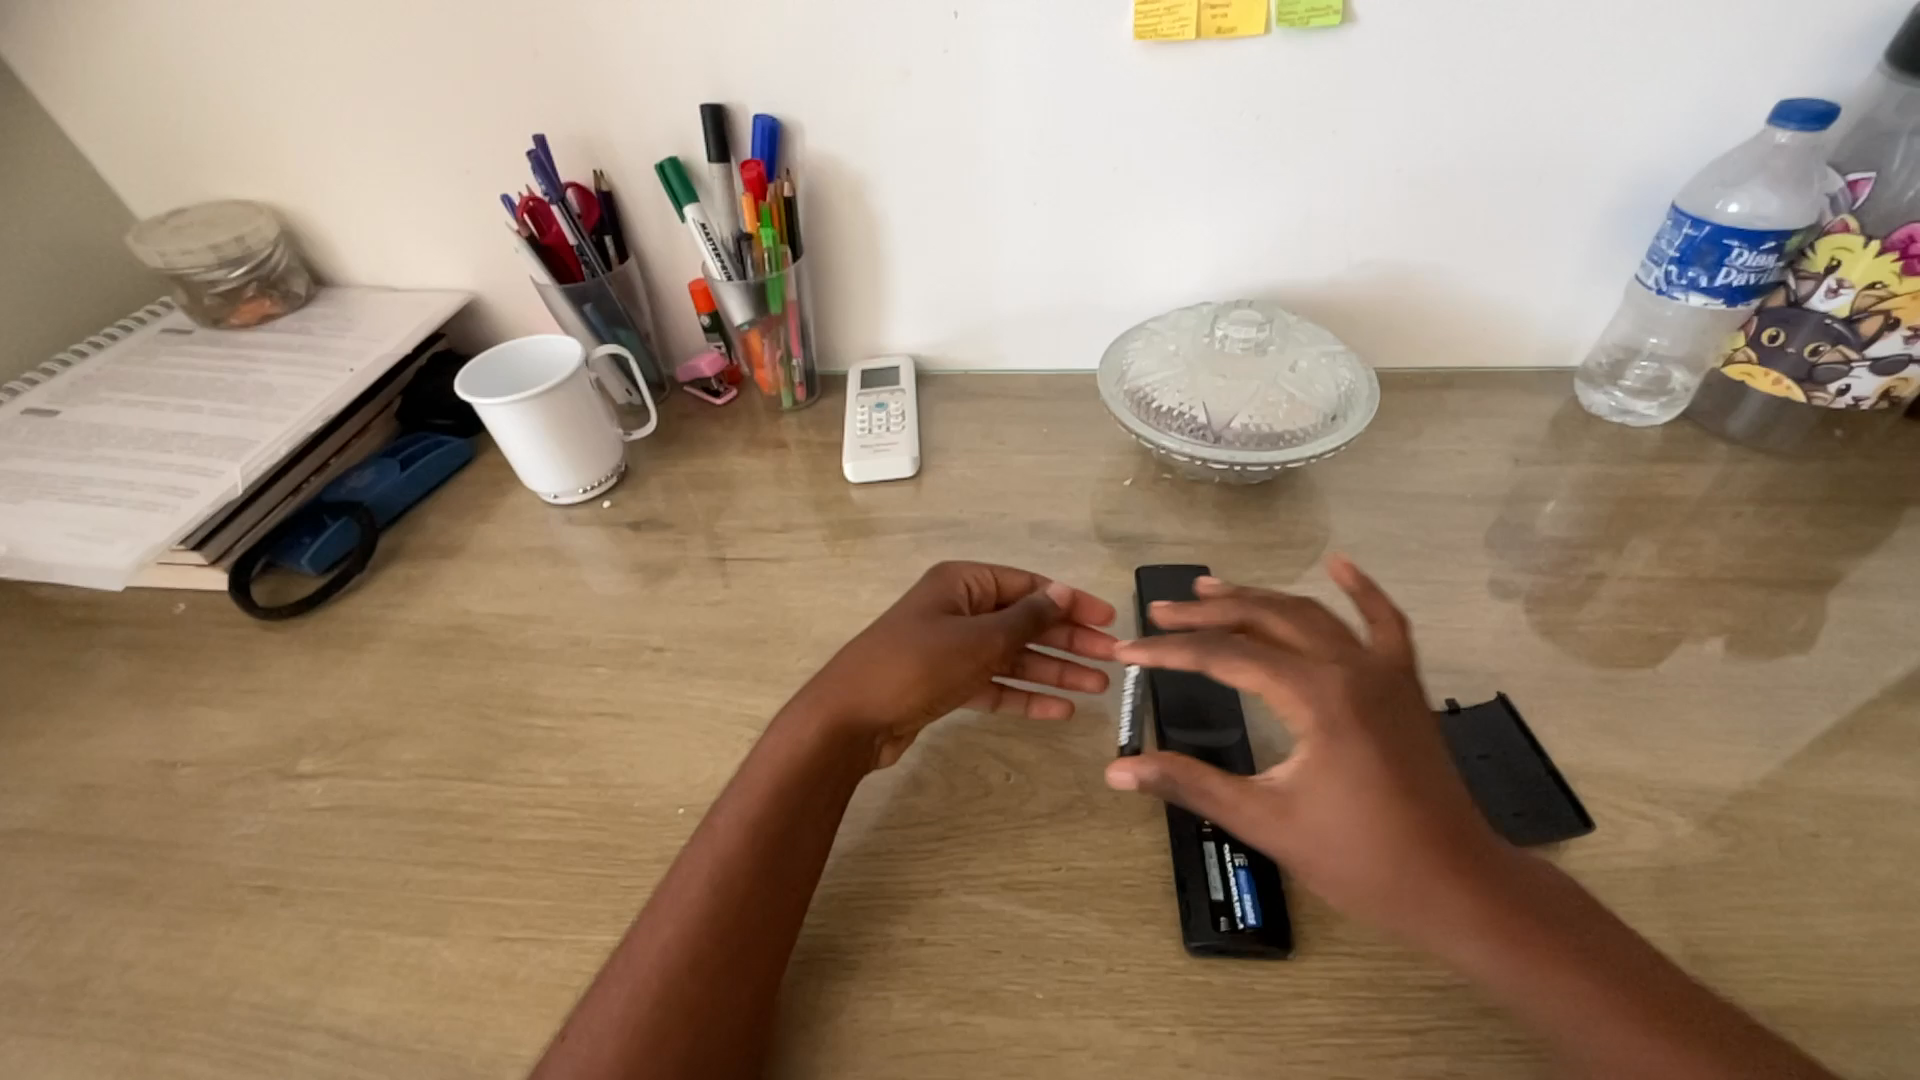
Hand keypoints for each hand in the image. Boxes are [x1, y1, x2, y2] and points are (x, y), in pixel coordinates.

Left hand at [788, 561, 1118, 769]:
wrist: (851, 718)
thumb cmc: (917, 665)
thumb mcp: (979, 638)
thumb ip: (1026, 617)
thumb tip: (1061, 591)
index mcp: (962, 584)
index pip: (1028, 586)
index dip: (1070, 601)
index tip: (1108, 620)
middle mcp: (958, 610)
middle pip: (1024, 622)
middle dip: (1068, 641)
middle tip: (1112, 660)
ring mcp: (950, 649)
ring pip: (1012, 657)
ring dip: (1053, 671)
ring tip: (1097, 689)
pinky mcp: (945, 685)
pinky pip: (994, 685)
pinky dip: (1024, 696)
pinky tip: (1060, 710)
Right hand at [1104, 557, 1514, 946]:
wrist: (1457, 886)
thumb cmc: (1359, 859)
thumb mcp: (1264, 821)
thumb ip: (1189, 783)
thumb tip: (1117, 769)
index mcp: (1316, 697)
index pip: (1225, 656)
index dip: (1170, 652)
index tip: (1128, 652)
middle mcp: (1349, 667)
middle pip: (1265, 620)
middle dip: (1207, 614)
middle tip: (1161, 611)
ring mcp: (1383, 671)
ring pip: (1311, 614)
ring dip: (1259, 598)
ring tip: (1211, 588)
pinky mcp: (1405, 684)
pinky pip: (1386, 622)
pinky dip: (1362, 591)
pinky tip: (1339, 565)